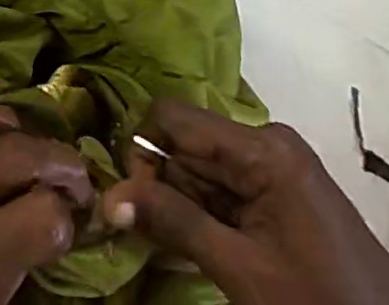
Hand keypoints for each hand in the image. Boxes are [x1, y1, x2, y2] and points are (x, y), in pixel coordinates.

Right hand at [100, 99, 388, 304]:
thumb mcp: (242, 270)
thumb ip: (174, 223)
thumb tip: (109, 198)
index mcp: (263, 147)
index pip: (173, 118)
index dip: (144, 152)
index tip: (134, 202)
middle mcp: (265, 142)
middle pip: (186, 145)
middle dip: (159, 185)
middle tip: (146, 236)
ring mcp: (274, 166)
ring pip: (199, 169)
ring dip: (177, 205)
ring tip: (171, 249)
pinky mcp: (279, 191)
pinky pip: (223, 189)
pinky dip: (202, 215)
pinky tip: (196, 248)